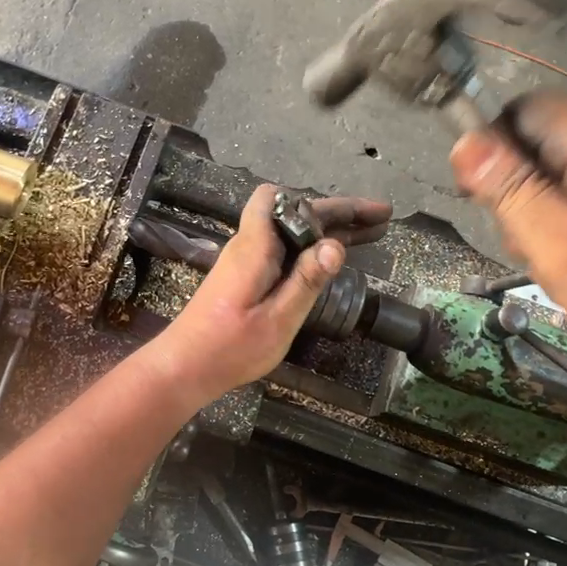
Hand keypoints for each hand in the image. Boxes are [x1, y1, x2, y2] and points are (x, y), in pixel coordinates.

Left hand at [141, 186, 391, 403]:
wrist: (184, 367)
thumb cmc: (229, 347)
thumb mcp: (277, 319)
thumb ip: (306, 281)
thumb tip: (336, 245)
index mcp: (255, 247)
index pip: (277, 198)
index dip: (317, 199)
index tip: (356, 213)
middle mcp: (250, 245)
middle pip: (296, 214)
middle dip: (339, 213)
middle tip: (383, 218)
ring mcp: (247, 261)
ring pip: (293, 232)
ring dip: (331, 230)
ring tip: (375, 233)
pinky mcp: (246, 277)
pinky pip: (285, 251)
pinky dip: (314, 248)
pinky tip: (335, 258)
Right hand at [449, 92, 566, 387]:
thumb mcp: (563, 247)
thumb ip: (510, 192)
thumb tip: (464, 142)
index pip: (524, 110)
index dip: (491, 147)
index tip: (483, 201)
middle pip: (547, 144)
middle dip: (522, 191)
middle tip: (532, 249)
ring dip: (552, 217)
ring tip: (566, 270)